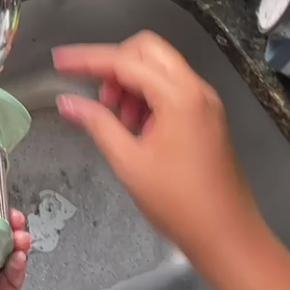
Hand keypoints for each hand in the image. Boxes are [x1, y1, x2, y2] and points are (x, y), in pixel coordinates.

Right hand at [54, 31, 260, 258]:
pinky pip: (170, 86)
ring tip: (116, 116)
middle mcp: (195, 89)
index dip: (86, 59)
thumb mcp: (129, 163)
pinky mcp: (205, 116)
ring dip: (130, 80)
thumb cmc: (179, 204)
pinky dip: (146, 94)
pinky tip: (134, 125)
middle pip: (146, 49)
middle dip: (114, 62)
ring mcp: (204, 101)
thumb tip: (67, 101)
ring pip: (158, 66)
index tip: (59, 62)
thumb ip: (96, 123)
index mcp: (178, 96)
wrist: (230, 240)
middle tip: (98, 94)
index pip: (124, 61)